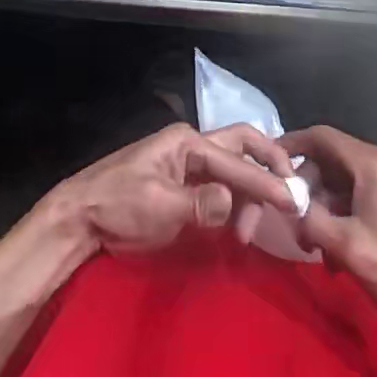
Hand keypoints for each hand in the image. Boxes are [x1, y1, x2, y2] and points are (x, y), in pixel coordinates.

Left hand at [40, 123, 299, 253]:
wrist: (82, 217)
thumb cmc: (117, 204)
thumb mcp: (157, 204)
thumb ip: (198, 203)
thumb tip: (233, 199)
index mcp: (186, 142)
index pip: (237, 158)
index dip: (266, 181)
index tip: (293, 204)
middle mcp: (192, 147)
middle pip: (242, 148)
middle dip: (268, 168)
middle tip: (292, 198)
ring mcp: (189, 167)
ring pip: (235, 172)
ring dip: (251, 197)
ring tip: (247, 235)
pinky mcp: (185, 188)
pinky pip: (222, 189)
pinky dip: (239, 203)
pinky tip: (243, 226)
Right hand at [283, 127, 376, 330]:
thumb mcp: (344, 244)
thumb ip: (307, 217)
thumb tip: (287, 204)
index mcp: (370, 163)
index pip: (319, 136)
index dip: (289, 144)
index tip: (265, 163)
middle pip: (327, 164)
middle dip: (304, 190)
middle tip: (292, 222)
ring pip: (339, 188)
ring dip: (321, 213)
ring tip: (313, 248)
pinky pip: (356, 205)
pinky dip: (339, 224)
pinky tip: (335, 258)